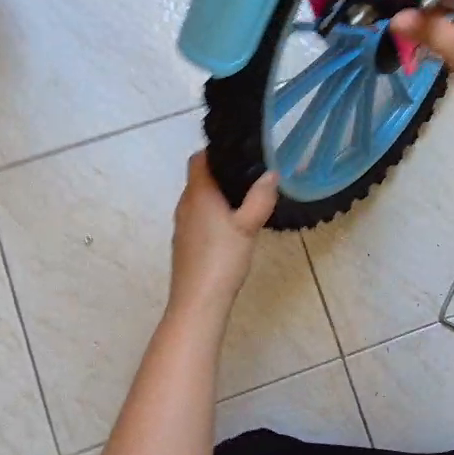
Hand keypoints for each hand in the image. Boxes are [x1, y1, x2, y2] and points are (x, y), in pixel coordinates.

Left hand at [169, 153, 278, 312]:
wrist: (198, 302)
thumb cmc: (221, 259)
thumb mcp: (248, 226)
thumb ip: (260, 198)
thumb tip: (271, 174)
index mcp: (198, 194)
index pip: (198, 160)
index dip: (215, 152)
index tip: (239, 153)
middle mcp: (185, 205)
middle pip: (199, 179)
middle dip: (222, 174)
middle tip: (250, 175)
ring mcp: (182, 226)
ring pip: (199, 200)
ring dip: (218, 196)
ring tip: (246, 199)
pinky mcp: (185, 244)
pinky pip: (199, 218)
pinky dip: (213, 214)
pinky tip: (233, 227)